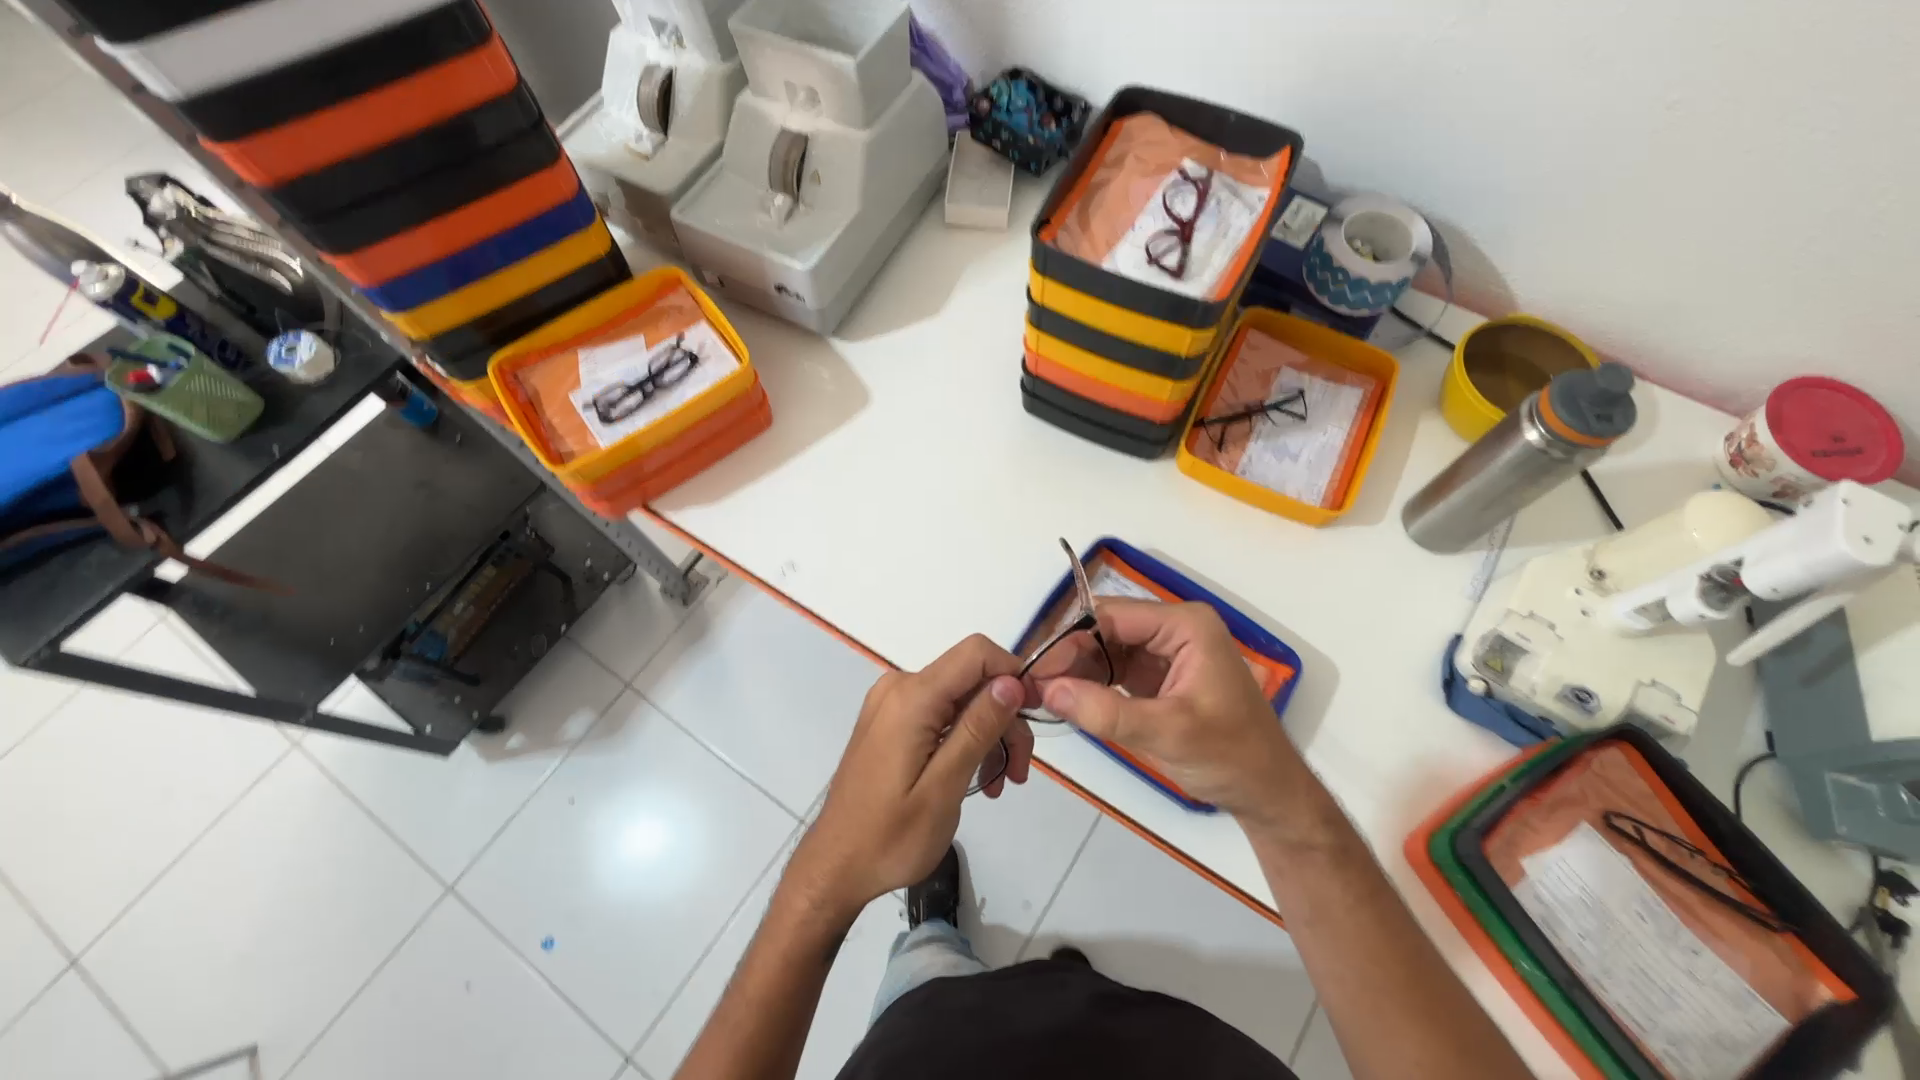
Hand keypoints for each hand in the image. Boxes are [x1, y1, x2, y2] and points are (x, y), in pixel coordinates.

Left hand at [781, 635, 1027, 923]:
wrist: (837, 867)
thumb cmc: (890, 837)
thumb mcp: (944, 787)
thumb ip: (977, 729)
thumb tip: (1011, 681)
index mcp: (911, 698)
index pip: (976, 653)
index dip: (1014, 674)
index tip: (1035, 716)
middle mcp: (899, 688)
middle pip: (972, 679)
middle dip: (1004, 719)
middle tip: (1020, 773)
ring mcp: (891, 704)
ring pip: (960, 699)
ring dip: (988, 735)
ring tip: (1000, 784)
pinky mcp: (890, 722)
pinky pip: (940, 715)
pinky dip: (964, 740)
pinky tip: (976, 778)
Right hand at [1037, 599, 1308, 824]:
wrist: (1268, 792)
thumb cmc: (1231, 756)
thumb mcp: (1167, 733)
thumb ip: (1106, 711)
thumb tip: (1047, 690)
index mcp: (1186, 626)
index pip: (1112, 616)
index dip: (1070, 639)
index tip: (1035, 670)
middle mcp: (1175, 629)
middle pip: (1106, 629)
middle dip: (1069, 655)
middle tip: (1032, 686)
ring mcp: (1167, 652)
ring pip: (1106, 648)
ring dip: (1076, 670)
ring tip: (1042, 694)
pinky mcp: (1159, 677)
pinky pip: (1115, 669)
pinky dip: (1091, 684)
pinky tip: (1067, 700)